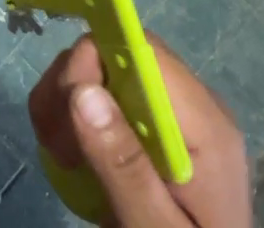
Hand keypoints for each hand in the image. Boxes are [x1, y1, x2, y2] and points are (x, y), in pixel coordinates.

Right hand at [29, 36, 250, 227]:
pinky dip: (71, 110)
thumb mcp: (154, 227)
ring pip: (99, 67)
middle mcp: (191, 104)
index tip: (65, 108)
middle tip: (59, 148)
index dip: (93, 61)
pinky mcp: (150, 121)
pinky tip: (70, 152)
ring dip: (65, 102)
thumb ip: (124, 168)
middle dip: (72, 87)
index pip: (143, 52)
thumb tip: (83, 91)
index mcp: (204, 125)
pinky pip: (100, 88)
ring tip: (62, 157)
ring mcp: (170, 111)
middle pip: (115, 55)